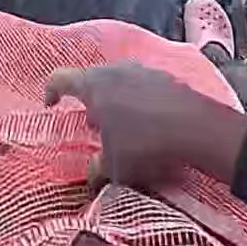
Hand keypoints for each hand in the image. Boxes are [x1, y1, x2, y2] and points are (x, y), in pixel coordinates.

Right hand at [44, 62, 246, 188]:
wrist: (195, 127)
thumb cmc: (145, 143)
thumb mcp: (114, 166)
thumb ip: (95, 169)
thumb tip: (89, 177)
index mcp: (92, 85)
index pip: (59, 78)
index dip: (50, 91)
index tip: (51, 106)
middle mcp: (111, 69)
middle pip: (88, 80)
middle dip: (87, 102)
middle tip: (92, 126)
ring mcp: (137, 68)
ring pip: (114, 81)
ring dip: (111, 100)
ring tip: (120, 126)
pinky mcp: (160, 74)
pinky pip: (136, 84)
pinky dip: (133, 99)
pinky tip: (146, 122)